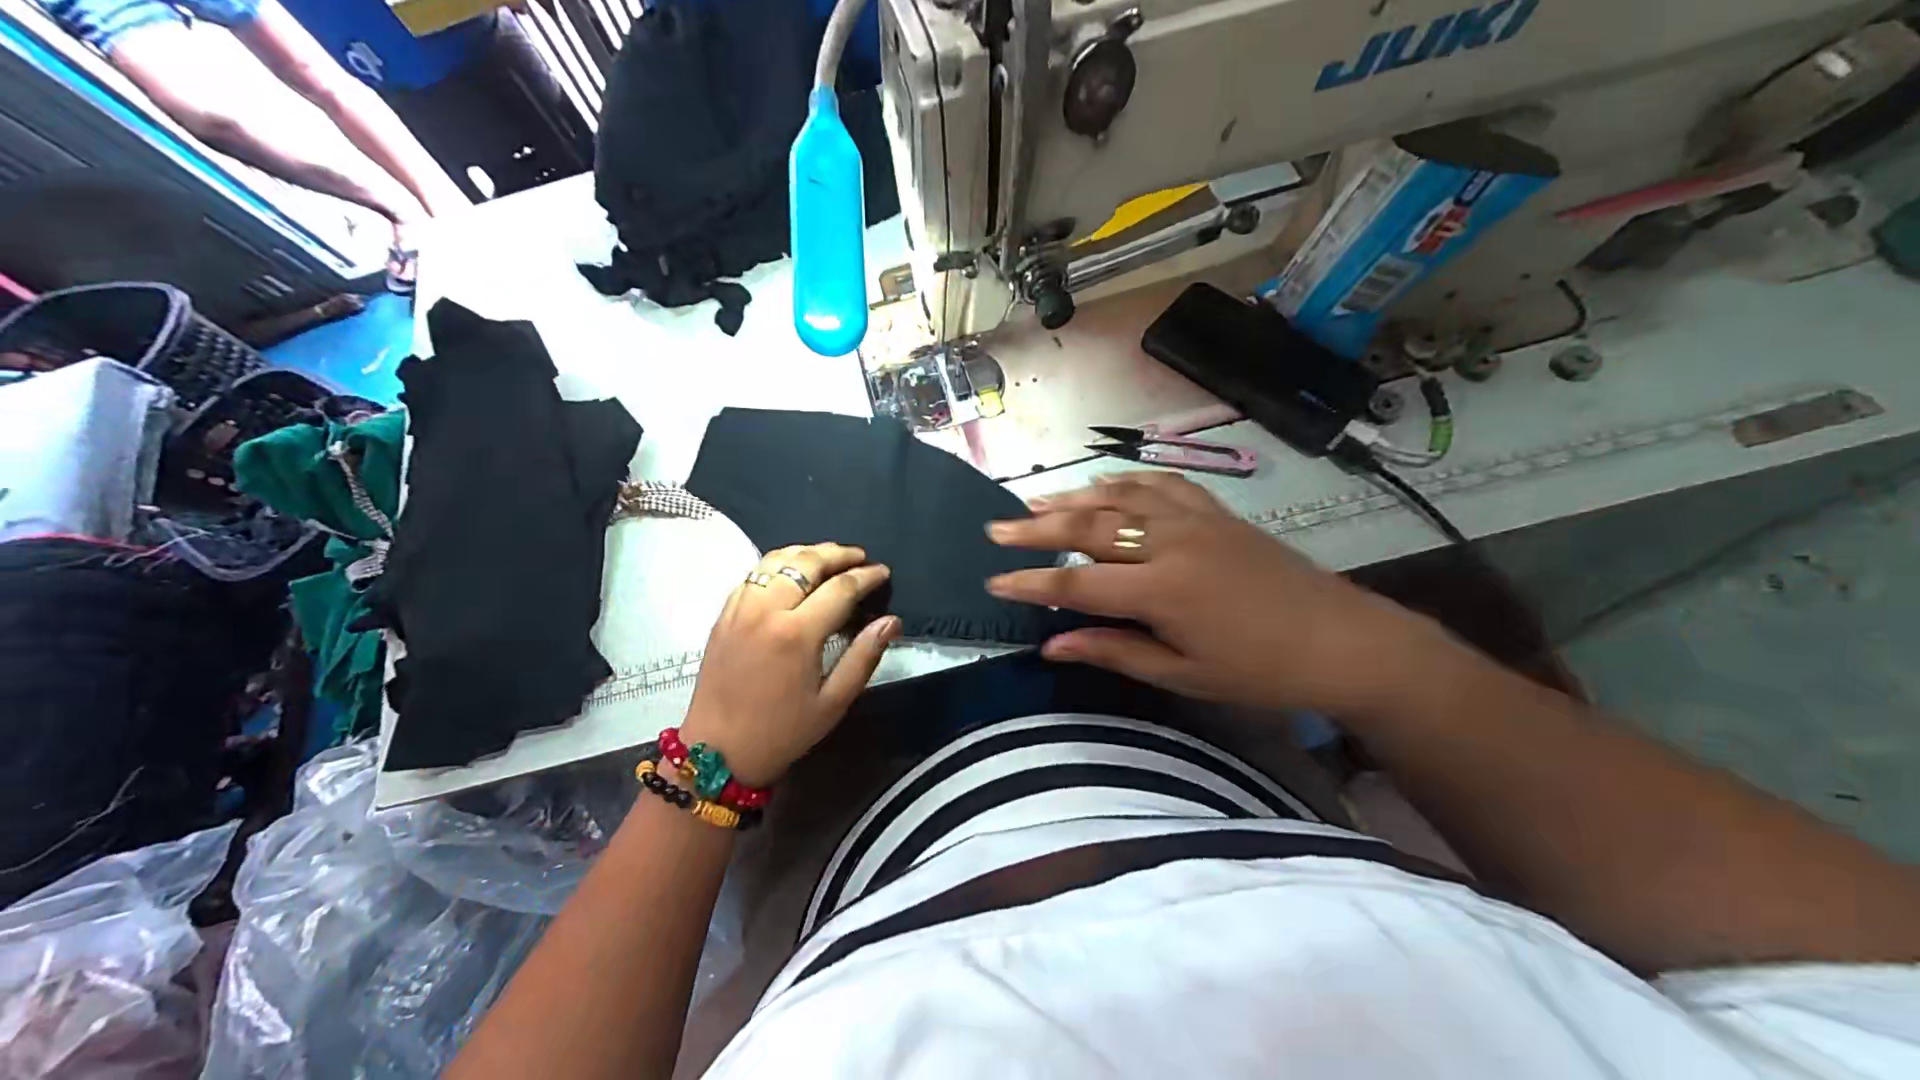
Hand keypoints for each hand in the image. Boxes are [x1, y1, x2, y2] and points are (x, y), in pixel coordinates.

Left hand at [679, 543, 900, 786]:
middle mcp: (766, 610)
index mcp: (797, 633)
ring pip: (775, 560)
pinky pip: (752, 574)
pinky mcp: (724, 615)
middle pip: (806, 562)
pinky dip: (776, 563)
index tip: (883, 572)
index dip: (866, 576)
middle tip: (860, 556)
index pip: (840, 588)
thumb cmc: (782, 732)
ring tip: (829, 556)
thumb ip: (864, 656)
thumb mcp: (833, 703)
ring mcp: (740, 609)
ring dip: (806, 552)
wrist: (717, 751)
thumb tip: (891, 622)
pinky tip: (790, 570)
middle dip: (838, 554)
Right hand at [985, 473, 1458, 716]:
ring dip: (1074, 497)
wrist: (1344, 640)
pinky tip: (1106, 484)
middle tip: (997, 527)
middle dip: (1037, 528)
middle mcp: (1171, 543)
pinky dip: (1126, 483)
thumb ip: (1114, 651)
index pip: (1076, 584)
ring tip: (1036, 500)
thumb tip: (1052, 644)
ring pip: (1120, 498)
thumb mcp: (1184, 674)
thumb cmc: (1260, 670)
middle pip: (1089, 527)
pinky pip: (1162, 486)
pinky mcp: (1217, 513)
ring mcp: (1196, 521)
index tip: (994, 580)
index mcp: (1161, 591)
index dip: (1030, 583)